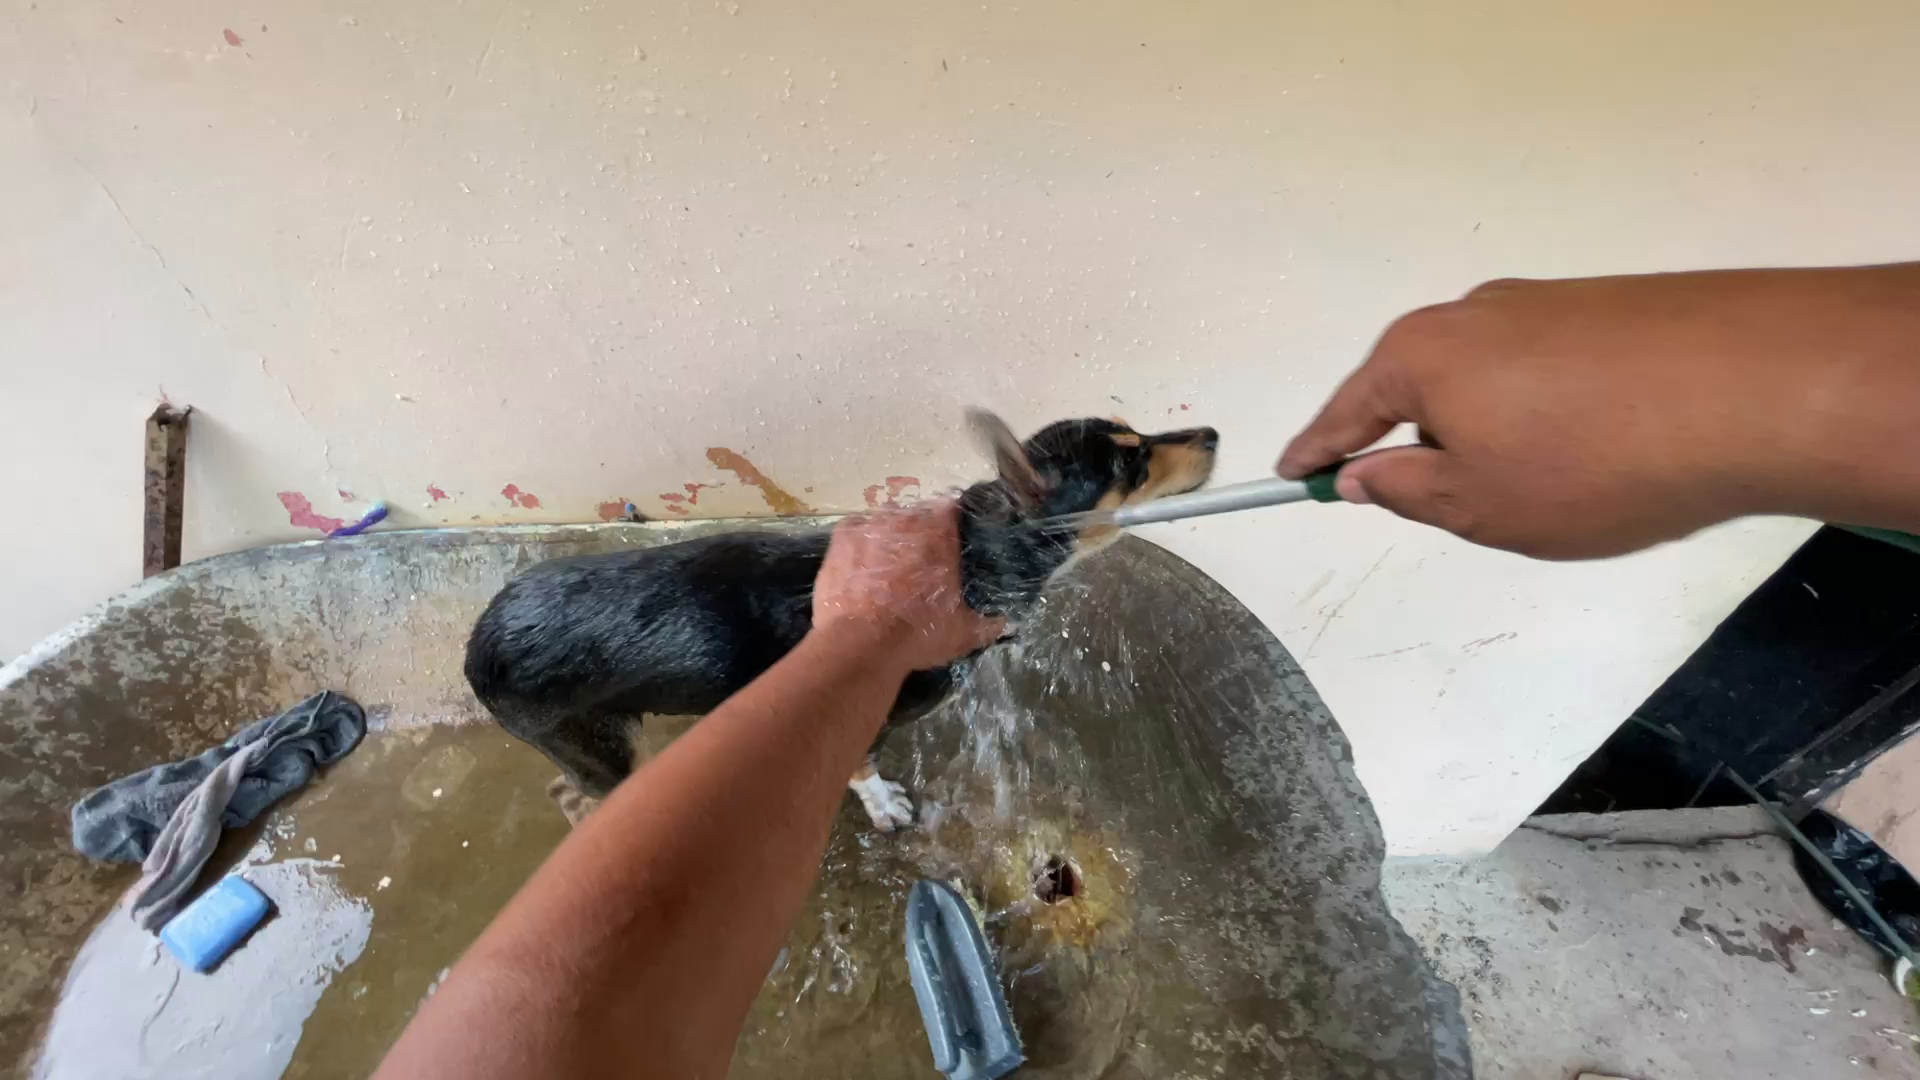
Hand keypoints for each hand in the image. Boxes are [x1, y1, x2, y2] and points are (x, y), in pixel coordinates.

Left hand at [812, 501, 1005, 670]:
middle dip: (921, 532)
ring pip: (886, 521)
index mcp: (941, 530)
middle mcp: (906, 518)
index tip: (954, 541)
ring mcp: (870, 524)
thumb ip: (988, 623)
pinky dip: (861, 542)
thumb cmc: (918, 633)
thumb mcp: (963, 633)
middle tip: (922, 561)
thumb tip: (1004, 622)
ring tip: (889, 565)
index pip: (954, 508)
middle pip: (918, 514)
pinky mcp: (841, 536)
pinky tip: (862, 564)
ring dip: (890, 536)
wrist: (861, 644)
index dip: (954, 523)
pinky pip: (856, 530)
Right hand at [1277, 264, 1919, 557]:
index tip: (1287, 474)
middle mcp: (1467, 315)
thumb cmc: (1589, 462)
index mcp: (1416, 358)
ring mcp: (1540, 301)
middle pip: (1408, 391)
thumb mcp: (1472, 504)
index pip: (1341, 417)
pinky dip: (1537, 408)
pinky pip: (1536, 367)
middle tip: (1436, 496)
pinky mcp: (1605, 304)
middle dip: (1412, 444)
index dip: (1313, 453)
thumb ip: (1397, 490)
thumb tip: (1359, 474)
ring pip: (1476, 380)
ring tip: (1537, 477)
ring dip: (1481, 429)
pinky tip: (1585, 442)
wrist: (1777, 389)